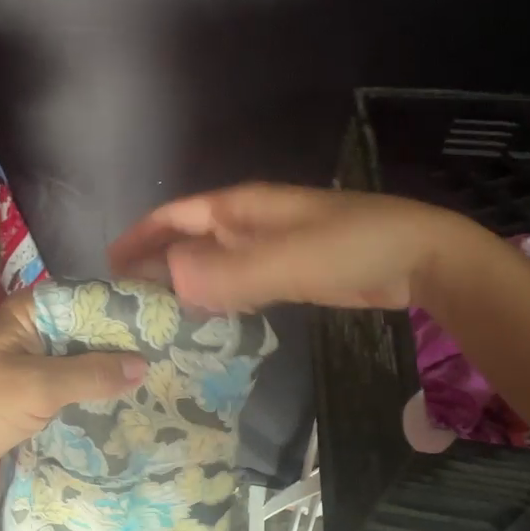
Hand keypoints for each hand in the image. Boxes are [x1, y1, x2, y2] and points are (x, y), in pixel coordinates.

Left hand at [0, 290, 147, 497]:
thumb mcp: (38, 385)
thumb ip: (91, 373)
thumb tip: (143, 363)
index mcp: (26, 312)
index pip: (85, 299)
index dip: (123, 312)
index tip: (166, 326)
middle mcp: (27, 330)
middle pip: (83, 331)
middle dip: (119, 346)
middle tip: (171, 360)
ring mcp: (24, 364)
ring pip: (75, 361)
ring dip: (105, 373)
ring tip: (157, 383)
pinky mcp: (22, 396)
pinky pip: (64, 388)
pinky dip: (88, 395)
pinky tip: (122, 406)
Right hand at [107, 182, 488, 312]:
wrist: (421, 259)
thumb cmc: (352, 247)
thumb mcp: (287, 259)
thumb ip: (228, 272)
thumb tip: (167, 281)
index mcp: (239, 208)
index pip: (174, 216)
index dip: (140, 236)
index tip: (108, 265)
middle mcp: (246, 225)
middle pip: (187, 240)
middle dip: (155, 263)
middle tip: (125, 302)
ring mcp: (268, 249)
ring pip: (211, 264)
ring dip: (183, 284)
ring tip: (155, 317)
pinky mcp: (288, 273)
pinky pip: (237, 284)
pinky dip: (215, 298)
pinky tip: (206, 322)